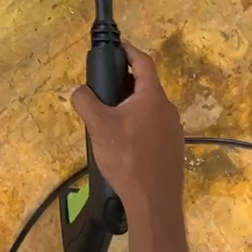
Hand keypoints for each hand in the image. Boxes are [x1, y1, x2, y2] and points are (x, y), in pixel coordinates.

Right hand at [69, 42, 184, 217]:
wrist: (154, 204)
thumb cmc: (127, 158)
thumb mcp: (98, 126)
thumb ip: (85, 101)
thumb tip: (77, 90)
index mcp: (152, 97)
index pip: (143, 62)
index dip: (130, 51)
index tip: (117, 47)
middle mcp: (168, 110)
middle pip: (146, 86)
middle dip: (126, 83)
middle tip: (105, 89)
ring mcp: (174, 132)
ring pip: (151, 108)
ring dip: (132, 106)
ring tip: (111, 119)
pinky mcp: (174, 151)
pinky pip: (155, 128)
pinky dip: (140, 125)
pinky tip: (126, 143)